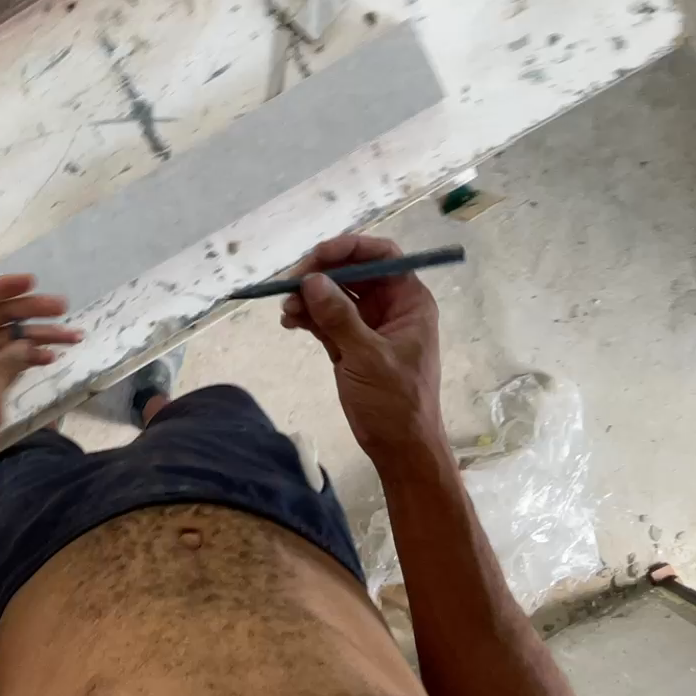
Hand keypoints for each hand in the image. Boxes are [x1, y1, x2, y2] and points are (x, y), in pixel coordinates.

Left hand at [0, 274, 82, 503]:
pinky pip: (2, 360)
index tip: (33, 282)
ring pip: (4, 339)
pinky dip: (24, 357)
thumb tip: (29, 344)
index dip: (4, 286)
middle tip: (63, 309)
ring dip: (35, 336)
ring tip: (71, 336)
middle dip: (29, 310)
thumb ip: (8, 363)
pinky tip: (50, 359)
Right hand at [280, 236, 445, 465]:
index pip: (382, 256)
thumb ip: (339, 317)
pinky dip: (306, 317)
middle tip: (289, 286)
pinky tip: (289, 322)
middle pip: (352, 273)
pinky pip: (324, 319)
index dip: (349, 249)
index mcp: (408, 301)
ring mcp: (367, 325)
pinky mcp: (348, 344)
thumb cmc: (395, 401)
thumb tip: (312, 281)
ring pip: (333, 296)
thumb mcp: (367, 357)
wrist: (398, 446)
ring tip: (286, 311)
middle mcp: (389, 307)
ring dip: (308, 298)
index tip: (315, 256)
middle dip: (320, 275)